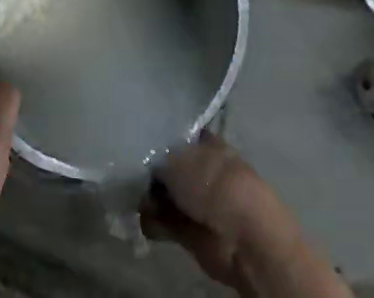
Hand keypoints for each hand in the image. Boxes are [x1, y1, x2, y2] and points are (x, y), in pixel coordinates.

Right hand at [142, 134, 352, 297]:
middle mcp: (202, 172)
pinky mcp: (190, 232)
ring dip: (146, 196)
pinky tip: (141, 215)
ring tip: (133, 194)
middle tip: (128, 169)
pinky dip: (151, 221)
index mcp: (208, 145)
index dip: (159, 135)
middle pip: (167, 167)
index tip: (136, 134)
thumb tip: (145, 166)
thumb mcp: (180, 159)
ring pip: (163, 194)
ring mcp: (197, 203)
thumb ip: (156, 160)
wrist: (244, 239)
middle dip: (148, 170)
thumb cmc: (216, 186)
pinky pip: (162, 221)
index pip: (179, 134)